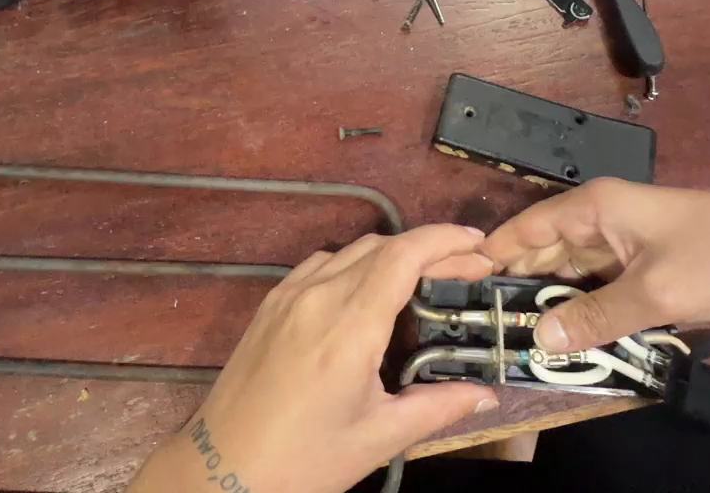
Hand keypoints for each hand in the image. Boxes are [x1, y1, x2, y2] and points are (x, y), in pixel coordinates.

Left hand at [128, 225, 499, 492]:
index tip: (480, 244)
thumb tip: (488, 394)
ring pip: (352, 249)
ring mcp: (291, 292)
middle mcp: (319, 294)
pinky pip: (322, 262)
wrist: (222, 470)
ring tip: (425, 275)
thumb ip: (437, 407)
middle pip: (383, 245)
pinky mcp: (272, 300)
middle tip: (467, 266)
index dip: (444, 239)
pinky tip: (368, 288)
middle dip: (430, 247)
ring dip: (393, 252)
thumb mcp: (376, 438)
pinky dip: (356, 262)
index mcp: (349, 325)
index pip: (403, 256)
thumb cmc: (304, 459)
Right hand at [480, 178, 709, 352]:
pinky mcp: (643, 263)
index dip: (491, 258)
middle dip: (518, 287)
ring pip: (570, 272)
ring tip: (518, 342)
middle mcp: (599, 217)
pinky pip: (599, 285)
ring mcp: (622, 241)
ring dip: (552, 303)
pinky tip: (569, 340)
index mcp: (592, 207)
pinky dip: (584, 309)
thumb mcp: (656, 294)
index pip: (524, 229)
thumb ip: (595, 317)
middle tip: (487, 330)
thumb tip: (539, 338)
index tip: (459, 293)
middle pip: (543, 252)